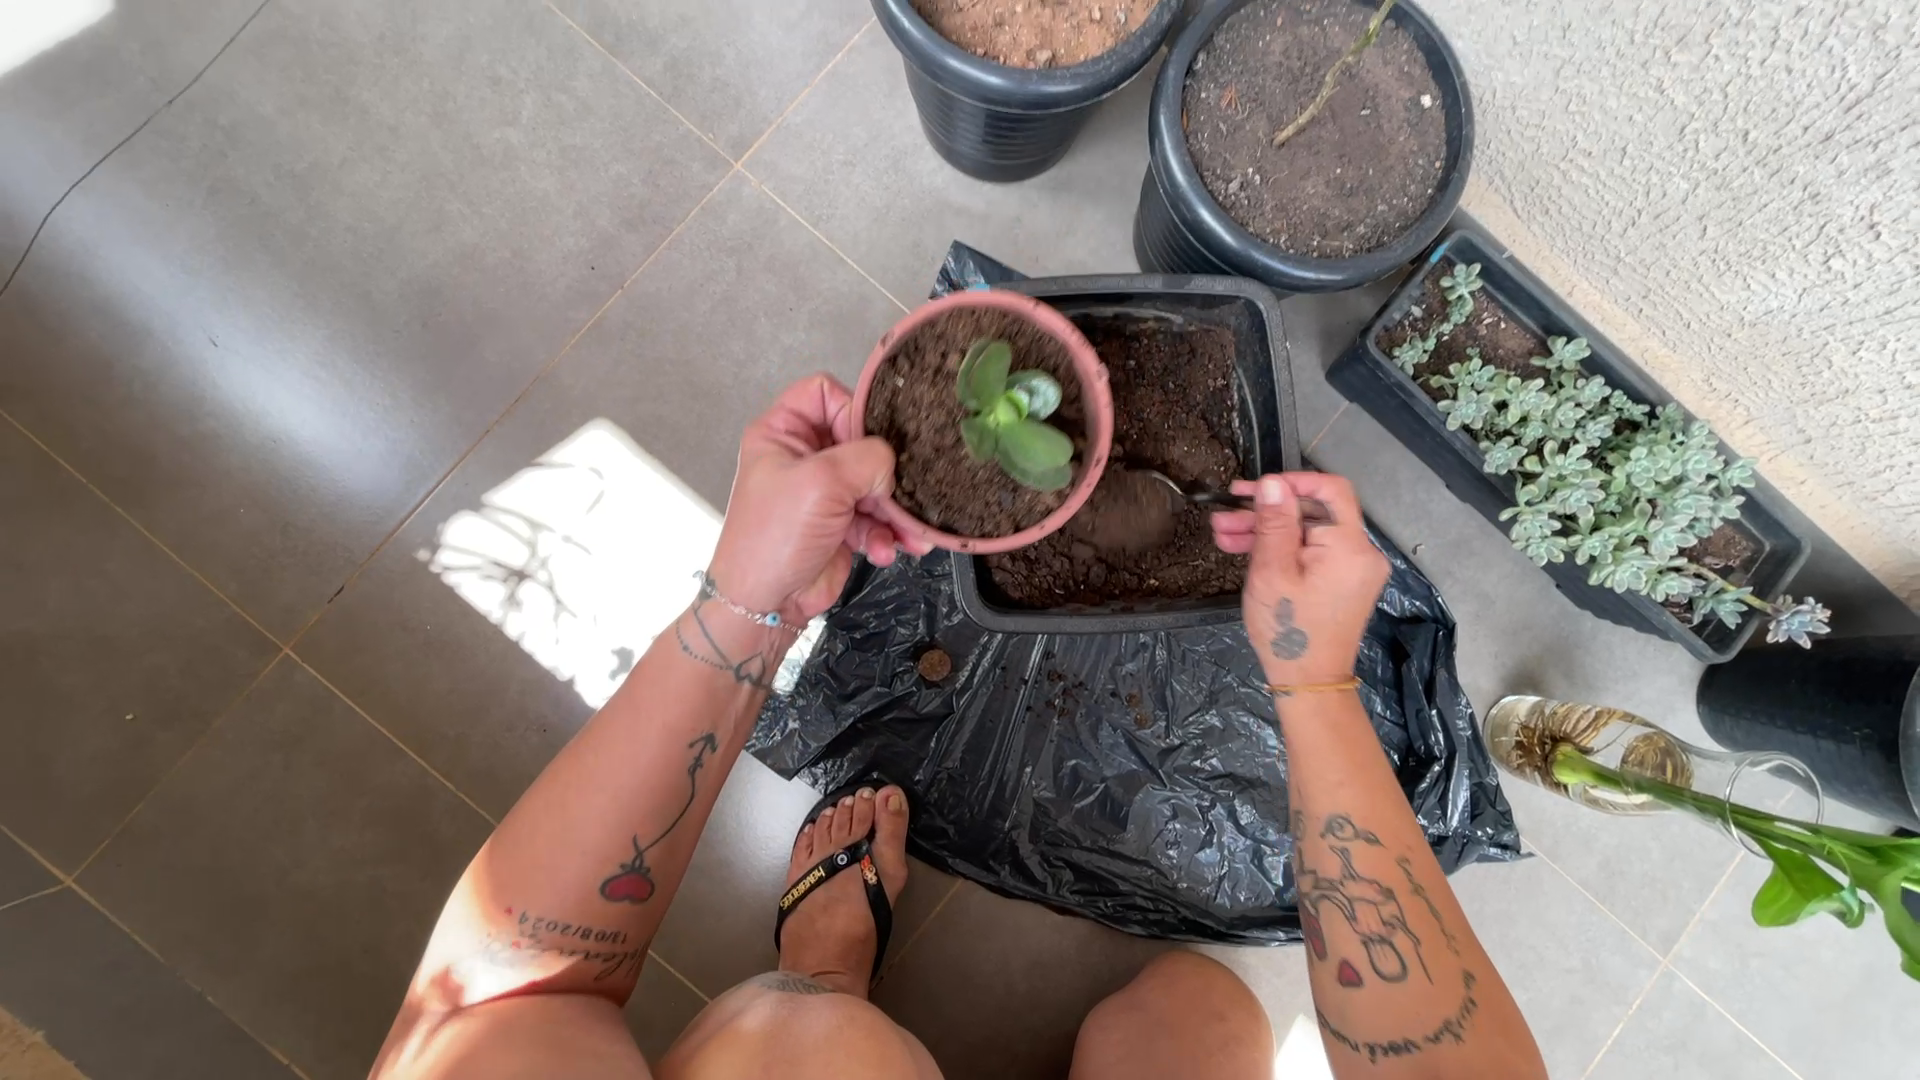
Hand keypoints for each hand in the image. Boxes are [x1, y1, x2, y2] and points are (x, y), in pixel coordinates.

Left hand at [706, 375, 933, 624]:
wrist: (766, 604)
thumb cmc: (775, 536)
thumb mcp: (821, 482)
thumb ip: (867, 458)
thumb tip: (892, 466)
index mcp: (782, 432)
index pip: (825, 394)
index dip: (852, 411)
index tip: (870, 442)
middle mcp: (804, 457)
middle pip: (860, 440)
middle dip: (884, 470)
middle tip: (895, 490)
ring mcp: (825, 493)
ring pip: (876, 484)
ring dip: (894, 510)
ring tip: (907, 532)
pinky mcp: (842, 526)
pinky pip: (878, 519)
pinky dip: (888, 535)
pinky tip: (889, 550)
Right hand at [1211, 473, 1388, 685]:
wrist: (1307, 680)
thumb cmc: (1288, 629)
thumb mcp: (1271, 572)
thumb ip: (1274, 523)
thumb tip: (1272, 483)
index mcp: (1349, 546)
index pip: (1330, 489)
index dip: (1291, 482)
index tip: (1253, 490)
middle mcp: (1360, 552)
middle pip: (1313, 512)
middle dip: (1266, 510)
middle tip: (1225, 512)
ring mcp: (1352, 568)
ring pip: (1306, 532)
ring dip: (1266, 530)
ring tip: (1222, 534)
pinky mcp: (1341, 581)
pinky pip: (1310, 552)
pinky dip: (1281, 549)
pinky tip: (1244, 550)